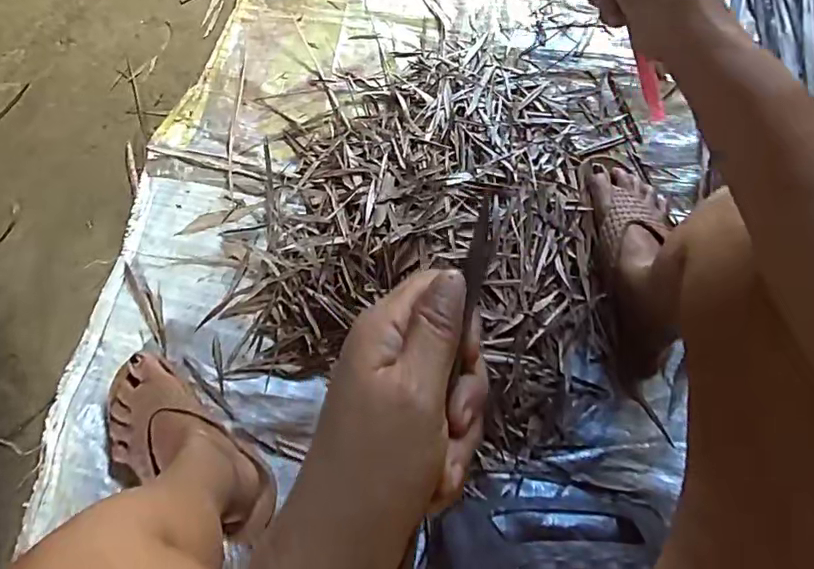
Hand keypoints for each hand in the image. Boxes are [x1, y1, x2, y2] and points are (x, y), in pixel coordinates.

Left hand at [256, 269, 486, 567]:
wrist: (344, 550)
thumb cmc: (381, 464)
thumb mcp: (419, 390)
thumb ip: (440, 329)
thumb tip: (455, 272)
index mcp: (383, 328)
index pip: (434, 284)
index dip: (462, 314)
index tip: (469, 355)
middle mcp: (388, 351)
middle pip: (452, 340)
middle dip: (464, 387)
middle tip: (453, 420)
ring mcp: (395, 391)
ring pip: (454, 388)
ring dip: (458, 430)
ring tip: (440, 463)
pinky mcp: (403, 426)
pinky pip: (444, 424)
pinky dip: (447, 453)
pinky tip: (433, 482)